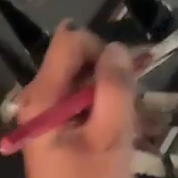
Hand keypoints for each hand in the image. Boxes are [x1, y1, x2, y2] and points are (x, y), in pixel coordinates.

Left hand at [16, 24, 136, 177]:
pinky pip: (84, 107)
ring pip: (84, 85)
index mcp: (43, 95)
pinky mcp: (59, 135)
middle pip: (77, 62)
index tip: (124, 78)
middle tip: (134, 106)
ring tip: (137, 123)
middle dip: (109, 76)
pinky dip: (106, 114)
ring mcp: (48, 117)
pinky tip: (127, 135)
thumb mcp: (109, 137)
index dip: (99, 49)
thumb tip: (118, 47)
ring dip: (112, 97)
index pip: (70, 41)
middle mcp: (40, 98)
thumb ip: (114, 87)